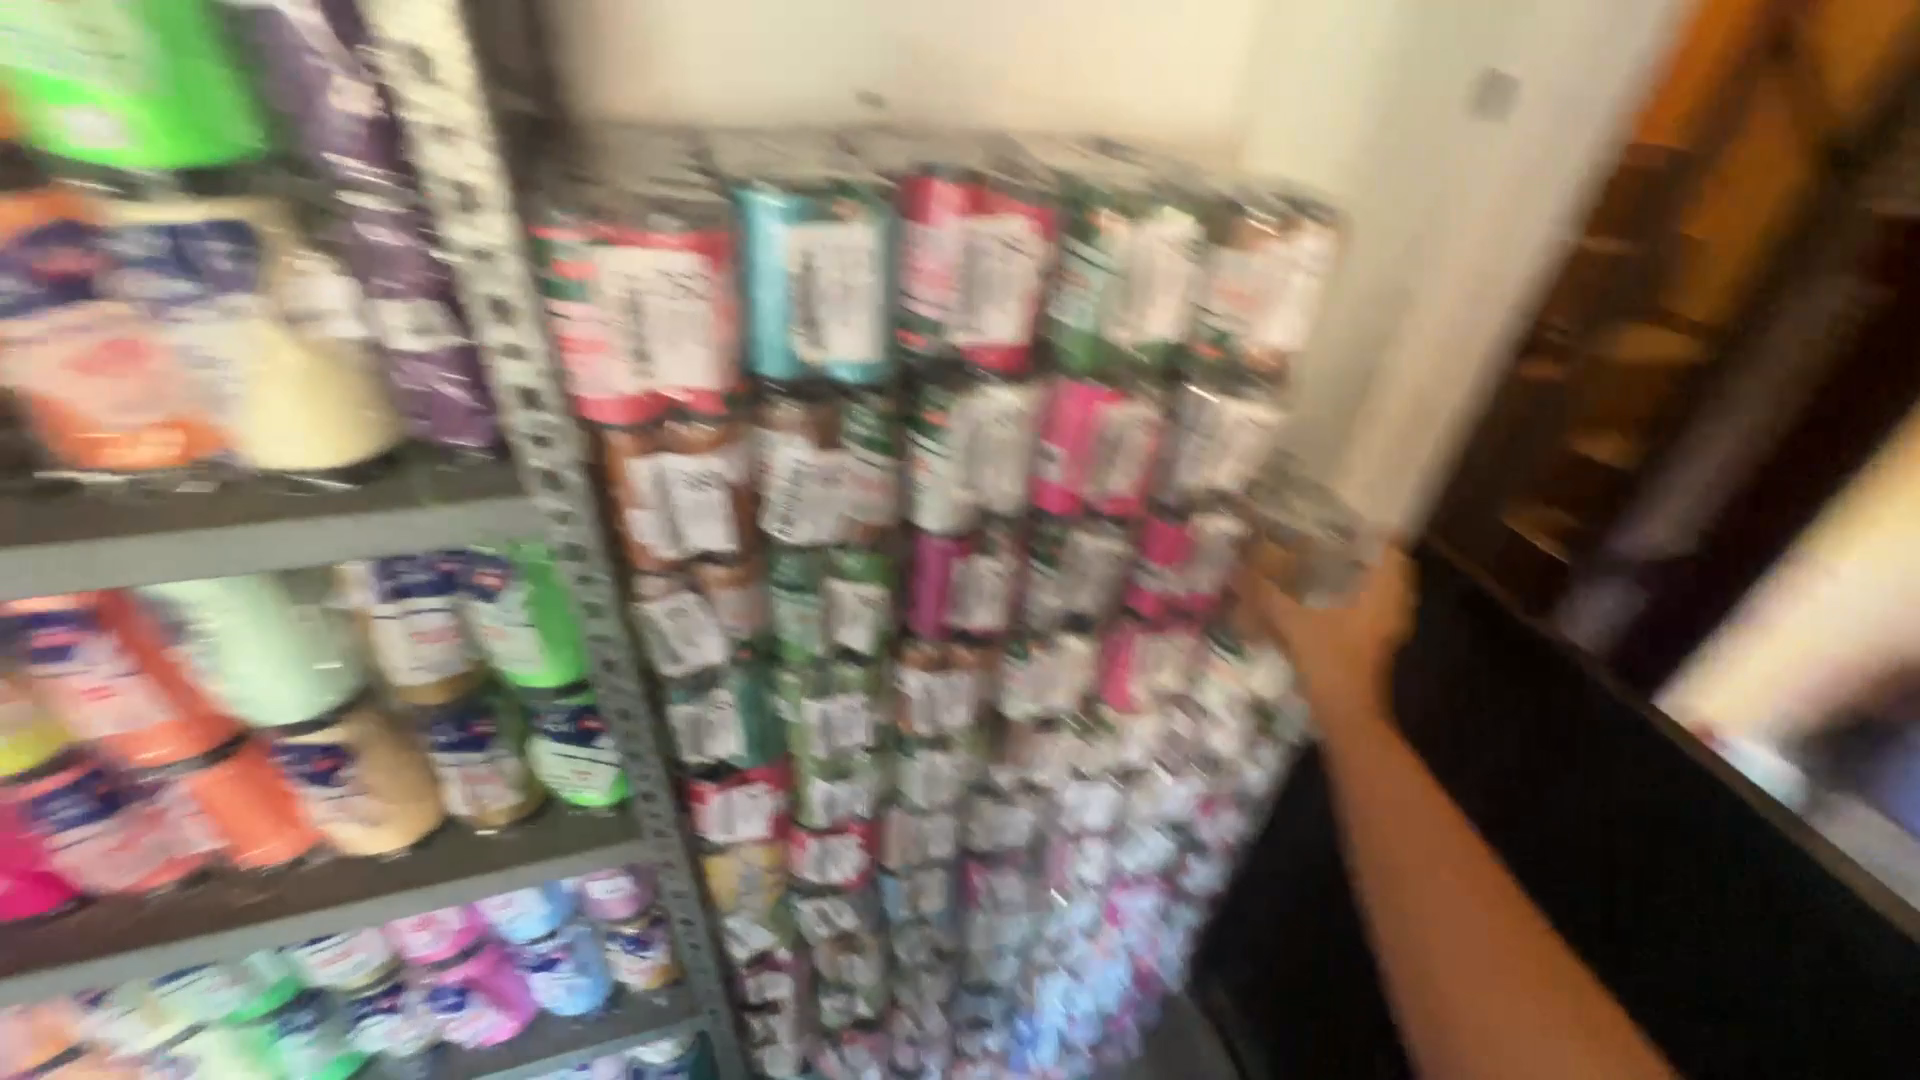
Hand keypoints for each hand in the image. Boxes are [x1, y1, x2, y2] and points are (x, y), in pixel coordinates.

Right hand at [1238, 545, 1415, 724]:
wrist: (1347, 717)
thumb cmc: (1330, 663)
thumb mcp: (1292, 623)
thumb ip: (1266, 595)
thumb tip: (1237, 570)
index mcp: (1384, 594)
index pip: (1390, 549)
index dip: (1369, 532)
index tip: (1340, 521)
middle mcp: (1393, 607)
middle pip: (1384, 569)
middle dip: (1356, 554)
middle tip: (1323, 541)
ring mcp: (1386, 629)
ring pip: (1375, 591)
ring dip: (1352, 578)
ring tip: (1317, 566)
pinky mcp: (1373, 645)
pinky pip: (1366, 611)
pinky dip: (1347, 601)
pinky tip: (1318, 600)